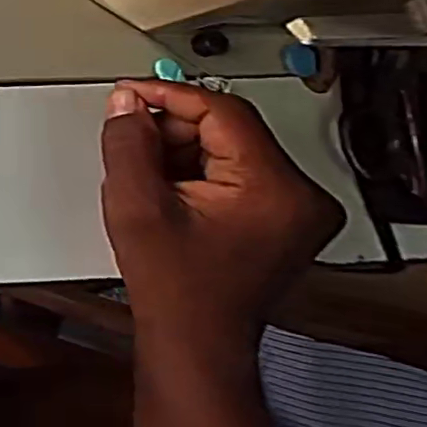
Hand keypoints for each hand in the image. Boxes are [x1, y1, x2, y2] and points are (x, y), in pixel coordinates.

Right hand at [101, 80, 345, 355]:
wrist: (194, 333)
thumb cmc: (175, 284)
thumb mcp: (134, 202)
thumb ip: (127, 142)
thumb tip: (126, 102)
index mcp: (276, 189)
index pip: (223, 111)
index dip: (168, 95)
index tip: (130, 92)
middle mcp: (300, 195)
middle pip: (225, 126)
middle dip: (169, 128)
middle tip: (130, 146)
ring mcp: (293, 205)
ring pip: (224, 144)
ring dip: (175, 148)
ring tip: (148, 181)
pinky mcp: (279, 212)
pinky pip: (229, 165)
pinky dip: (189, 166)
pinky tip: (165, 191)